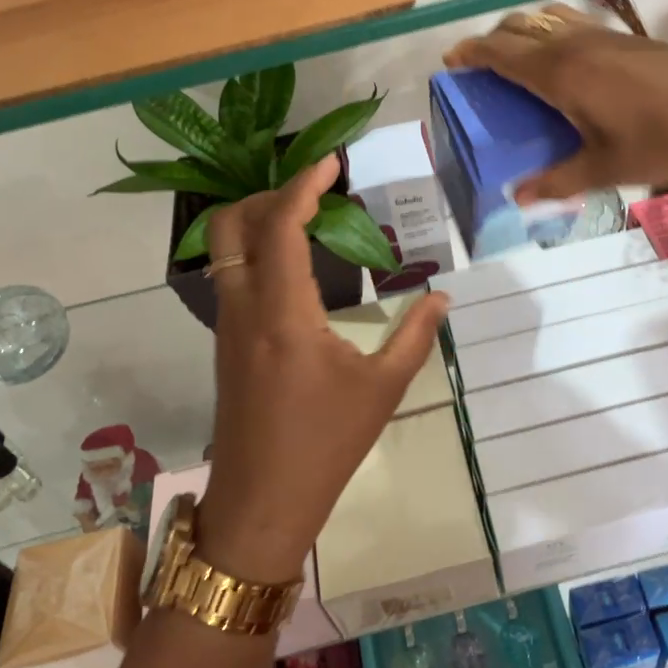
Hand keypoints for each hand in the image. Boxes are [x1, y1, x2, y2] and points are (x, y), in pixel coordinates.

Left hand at [195, 155, 450, 582]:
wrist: (260, 503)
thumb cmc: (324, 446)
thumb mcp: (381, 390)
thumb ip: (414, 335)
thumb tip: (442, 297)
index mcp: (282, 313)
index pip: (280, 225)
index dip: (303, 185)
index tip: (331, 163)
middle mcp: (244, 308)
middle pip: (230, 225)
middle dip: (268, 196)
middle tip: (315, 196)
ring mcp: (227, 325)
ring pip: (224, 250)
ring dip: (259, 222)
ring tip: (309, 224)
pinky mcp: (225, 342)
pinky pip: (231, 276)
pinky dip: (255, 251)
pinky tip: (295, 268)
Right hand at [443, 5, 667, 200]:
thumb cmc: (665, 139)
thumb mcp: (607, 167)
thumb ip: (558, 180)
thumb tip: (517, 197)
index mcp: (559, 71)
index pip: (500, 51)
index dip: (470, 53)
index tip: (450, 61)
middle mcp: (575, 43)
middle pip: (520, 27)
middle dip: (493, 41)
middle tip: (481, 68)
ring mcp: (606, 35)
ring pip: (549, 20)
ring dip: (525, 34)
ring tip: (521, 63)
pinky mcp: (631, 39)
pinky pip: (575, 26)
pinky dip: (554, 36)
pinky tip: (571, 68)